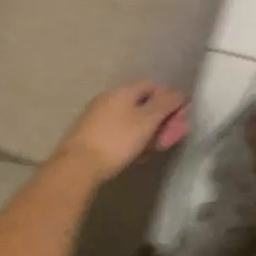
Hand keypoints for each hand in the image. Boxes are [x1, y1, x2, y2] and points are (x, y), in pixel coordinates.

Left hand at [51, 83, 190, 181]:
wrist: (75, 169)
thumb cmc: (117, 140)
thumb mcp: (148, 120)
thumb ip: (167, 103)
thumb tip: (180, 93)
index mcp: (122, 91)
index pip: (153, 86)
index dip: (169, 99)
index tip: (179, 117)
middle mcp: (108, 100)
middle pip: (142, 105)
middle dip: (161, 119)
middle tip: (171, 136)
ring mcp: (96, 119)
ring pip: (131, 121)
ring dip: (148, 132)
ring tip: (156, 148)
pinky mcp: (89, 137)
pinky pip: (118, 133)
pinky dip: (131, 140)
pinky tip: (137, 155)